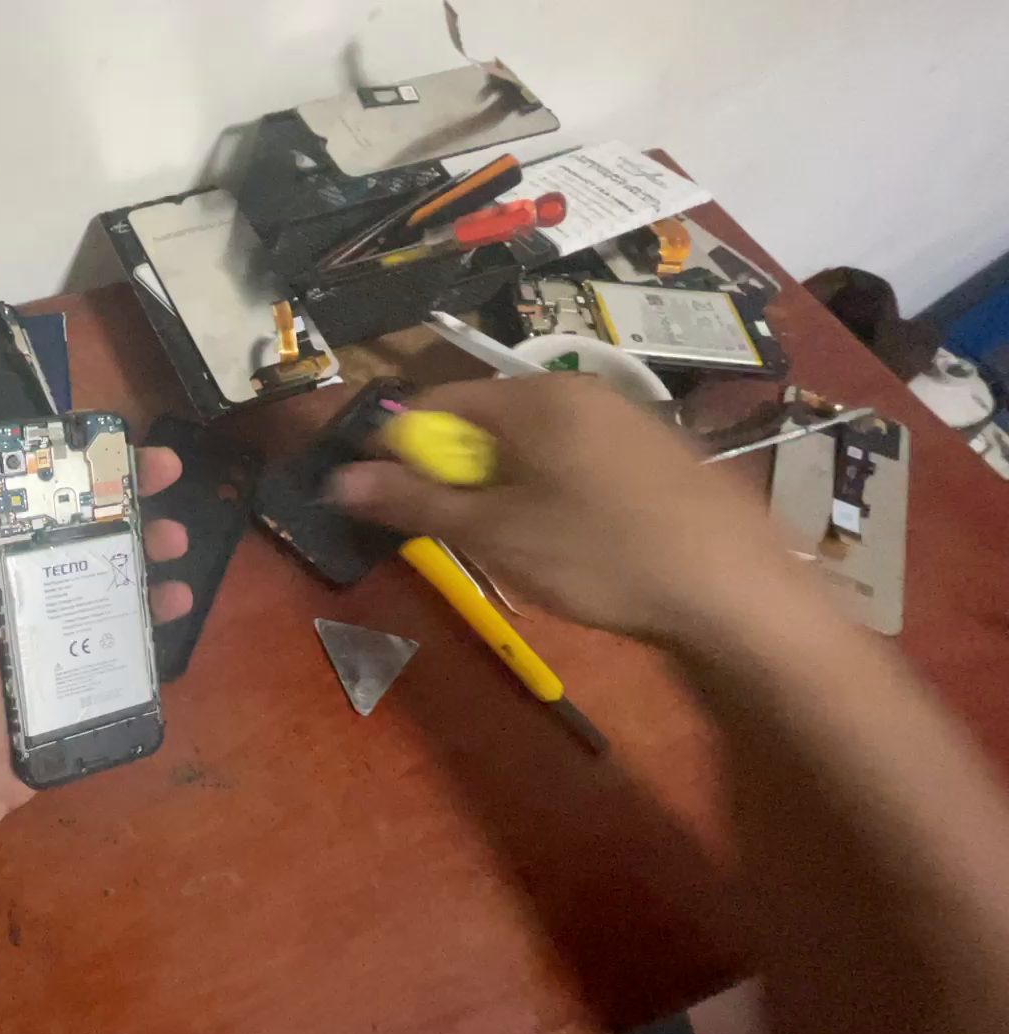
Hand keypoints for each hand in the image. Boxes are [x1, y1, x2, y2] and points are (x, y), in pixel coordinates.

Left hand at [0, 448, 189, 816]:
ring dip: (149, 543)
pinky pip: (128, 621)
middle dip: (127, 492)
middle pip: (83, 523)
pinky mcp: (88, 655)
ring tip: (175, 540)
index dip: (69, 466)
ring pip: (113, 565)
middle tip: (166, 472)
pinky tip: (177, 599)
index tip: (109, 445)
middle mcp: (28, 578)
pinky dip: (156, 604)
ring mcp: (63, 617)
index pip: (32, 497)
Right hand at [326, 376, 795, 641]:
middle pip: (475, 420)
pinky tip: (560, 531)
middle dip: (447, 470)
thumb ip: (409, 500)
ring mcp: (619, 417)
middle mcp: (575, 391)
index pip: (430, 404)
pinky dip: (536, 484)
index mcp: (532, 398)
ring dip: (489, 481)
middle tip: (453, 525)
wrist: (743, 598)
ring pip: (519, 441)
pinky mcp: (648, 448)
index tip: (390, 498)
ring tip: (506, 535)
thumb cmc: (600, 556)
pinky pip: (563, 453)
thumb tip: (335, 480)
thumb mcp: (490, 531)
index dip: (396, 450)